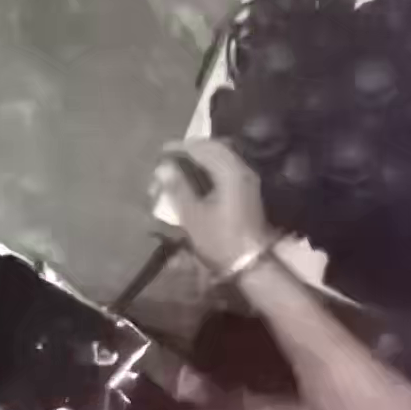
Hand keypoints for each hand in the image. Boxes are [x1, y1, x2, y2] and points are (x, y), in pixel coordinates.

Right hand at [155, 138, 272, 272]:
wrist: (249, 262)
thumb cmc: (219, 240)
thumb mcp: (192, 215)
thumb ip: (177, 187)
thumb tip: (163, 167)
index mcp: (230, 172)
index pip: (202, 148)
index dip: (180, 147)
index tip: (161, 152)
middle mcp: (242, 169)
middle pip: (215, 147)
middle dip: (190, 150)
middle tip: (169, 158)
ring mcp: (247, 179)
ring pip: (222, 156)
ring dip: (201, 157)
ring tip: (180, 167)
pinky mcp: (248, 189)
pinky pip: (227, 166)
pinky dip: (211, 166)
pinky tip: (197, 177)